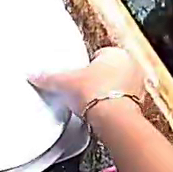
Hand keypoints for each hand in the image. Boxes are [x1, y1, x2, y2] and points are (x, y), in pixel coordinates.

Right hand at [31, 46, 146, 117]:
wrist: (112, 119)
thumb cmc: (96, 94)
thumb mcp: (65, 82)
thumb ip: (48, 77)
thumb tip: (34, 75)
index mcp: (116, 53)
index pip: (98, 55)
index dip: (86, 67)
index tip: (78, 76)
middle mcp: (130, 66)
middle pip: (109, 71)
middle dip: (97, 79)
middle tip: (83, 90)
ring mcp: (136, 86)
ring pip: (117, 87)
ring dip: (107, 93)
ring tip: (92, 103)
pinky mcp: (138, 104)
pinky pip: (122, 103)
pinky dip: (113, 107)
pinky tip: (102, 113)